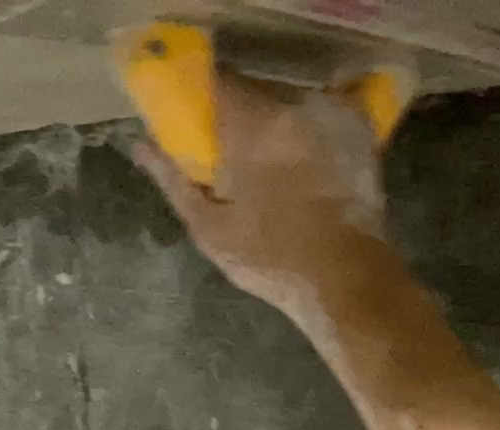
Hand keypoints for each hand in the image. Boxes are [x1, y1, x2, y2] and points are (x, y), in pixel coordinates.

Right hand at [133, 73, 402, 330]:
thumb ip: (175, 181)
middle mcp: (295, 105)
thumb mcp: (210, 229)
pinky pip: (323, 114)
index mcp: (253, 124)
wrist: (342, 278)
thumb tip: (141, 147)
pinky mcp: (358, 128)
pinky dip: (310, 132)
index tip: (196, 124)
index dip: (201, 98)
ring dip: (276, 125)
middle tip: (235, 159)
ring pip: (290, 102)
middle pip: (255, 90)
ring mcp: (332, 113)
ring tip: (273, 170)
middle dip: (240, 118)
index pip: (216, 81)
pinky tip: (306, 167)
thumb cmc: (270, 260)